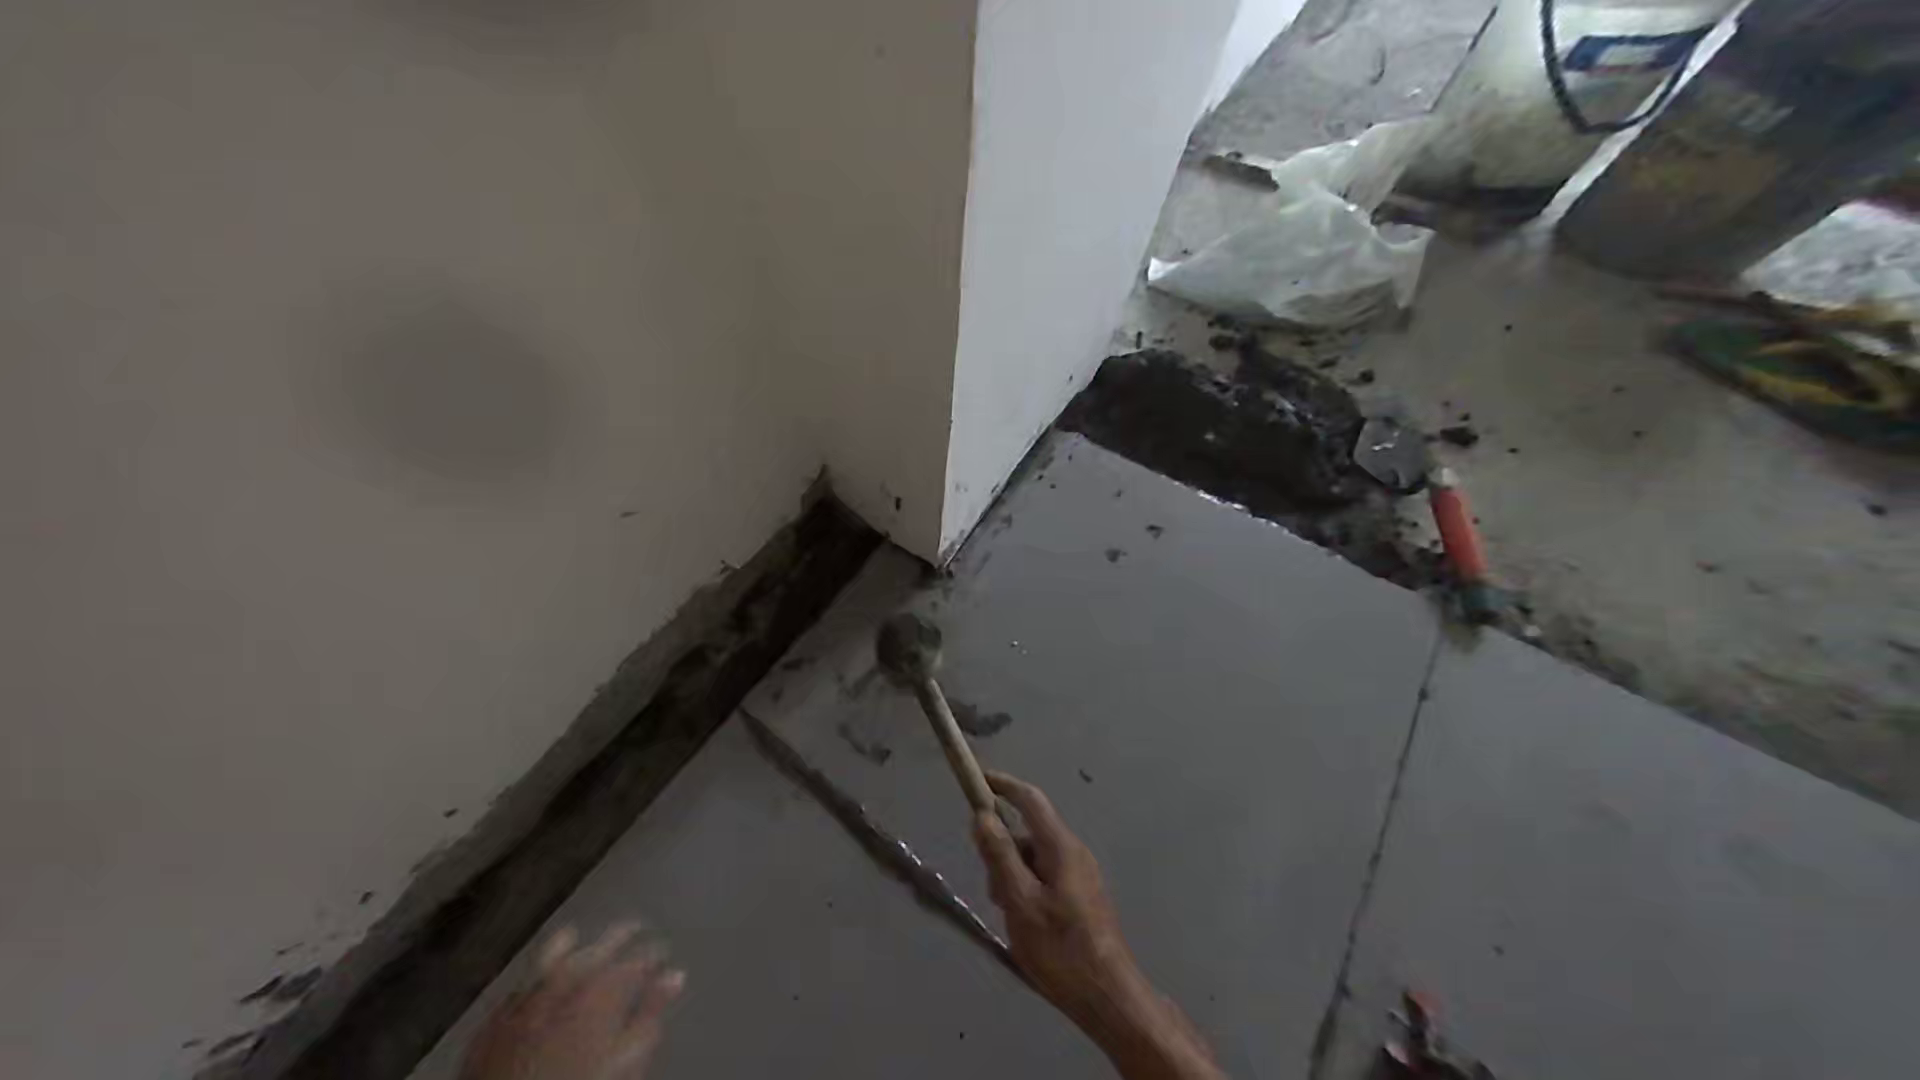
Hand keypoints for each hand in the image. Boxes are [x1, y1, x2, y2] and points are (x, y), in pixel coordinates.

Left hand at [458, 923, 684, 1079]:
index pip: (639, 957)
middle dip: (621, 935)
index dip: (654, 954)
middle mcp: (566, 981)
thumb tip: (675, 976)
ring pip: (553, 955)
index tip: (662, 955)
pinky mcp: (493, 1022)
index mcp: (602, 989)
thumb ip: (650, 1015)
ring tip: (578, 937)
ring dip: (571, 946)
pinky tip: (537, 982)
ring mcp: (526, 999)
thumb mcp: (627, 1062)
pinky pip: (520, 987)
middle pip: (599, 946)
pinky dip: (536, 978)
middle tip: (636, 929)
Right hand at [972, 771, 1222, 1079]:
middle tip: (993, 889)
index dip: (1003, 784)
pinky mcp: (1081, 895)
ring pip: (1035, 858)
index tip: (977, 779)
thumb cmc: (1060, 949)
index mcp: (1060, 846)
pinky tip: (1025, 924)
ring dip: (1014, 875)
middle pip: (1029, 832)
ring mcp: (1080, 873)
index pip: (1029, 798)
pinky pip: (1046, 876)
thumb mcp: (1020, 902)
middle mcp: (1073, 851)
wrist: (1108, 997)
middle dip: (1003, 850)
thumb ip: (1000, 856)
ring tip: (1010, 916)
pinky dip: (1027, 888)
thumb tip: (983, 815)